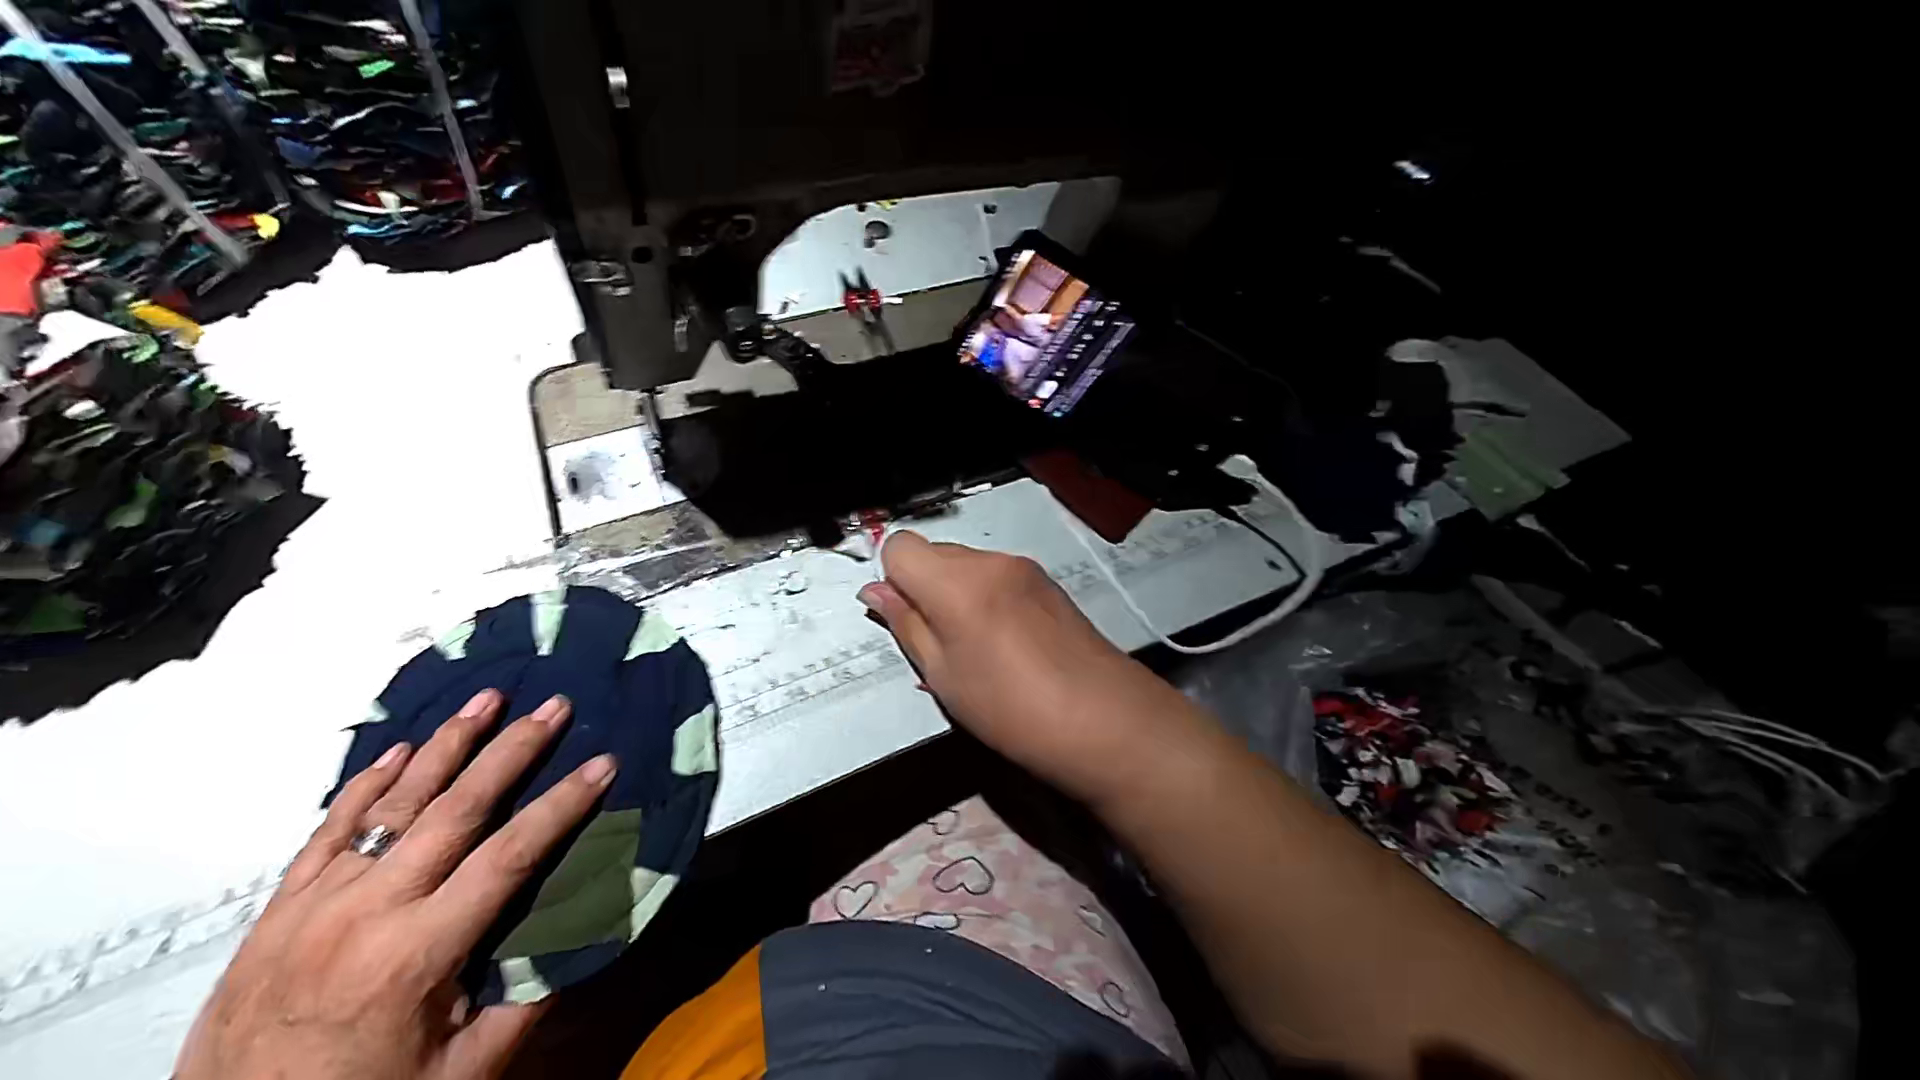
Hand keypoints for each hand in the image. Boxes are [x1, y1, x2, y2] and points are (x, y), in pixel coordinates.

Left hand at [174, 691, 616, 1079]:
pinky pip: (329, 829)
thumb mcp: (462, 1072)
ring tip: (487, 698)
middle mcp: (367, 913)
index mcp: (417, 953)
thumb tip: (586, 931)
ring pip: (394, 804)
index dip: (562, 805)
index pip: (509, 856)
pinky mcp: (278, 909)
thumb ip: (528, 1000)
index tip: (603, 763)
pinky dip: (367, 784)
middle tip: (554, 706)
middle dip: (513, 750)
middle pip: (456, 809)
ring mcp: (315, 904)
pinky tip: (400, 749)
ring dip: (447, 744)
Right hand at [857, 531, 1201, 802]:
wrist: (1102, 720)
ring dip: (956, 592)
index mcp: (956, 581)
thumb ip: (906, 624)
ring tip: (975, 646)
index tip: (905, 616)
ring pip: (966, 563)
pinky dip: (985, 597)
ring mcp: (1023, 568)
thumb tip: (876, 592)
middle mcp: (990, 561)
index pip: (899, 546)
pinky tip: (1003, 642)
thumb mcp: (942, 674)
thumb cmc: (1011, 708)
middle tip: (938, 640)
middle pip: (934, 551)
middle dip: (923, 585)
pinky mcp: (1046, 582)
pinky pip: (997, 575)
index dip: (893, 579)